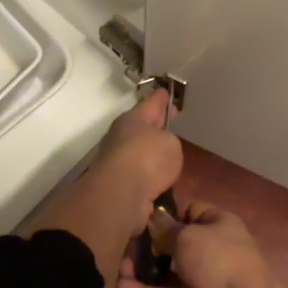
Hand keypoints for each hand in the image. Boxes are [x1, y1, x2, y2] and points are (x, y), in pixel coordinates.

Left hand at [97, 90, 182, 228]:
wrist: (120, 195)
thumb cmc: (147, 158)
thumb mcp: (170, 142)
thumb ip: (169, 139)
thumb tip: (161, 145)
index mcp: (133, 119)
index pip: (152, 102)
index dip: (162, 97)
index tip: (167, 92)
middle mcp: (120, 136)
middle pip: (141, 127)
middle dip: (155, 128)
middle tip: (171, 127)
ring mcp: (116, 160)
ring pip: (139, 153)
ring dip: (151, 156)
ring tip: (169, 160)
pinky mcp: (117, 184)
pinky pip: (139, 176)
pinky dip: (148, 178)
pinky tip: (160, 183)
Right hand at [117, 200, 276, 287]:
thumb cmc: (218, 259)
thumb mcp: (189, 236)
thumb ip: (166, 229)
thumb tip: (151, 219)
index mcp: (215, 223)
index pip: (187, 210)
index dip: (165, 212)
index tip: (138, 214)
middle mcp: (206, 248)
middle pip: (171, 241)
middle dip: (146, 242)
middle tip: (121, 242)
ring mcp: (196, 277)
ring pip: (163, 269)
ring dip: (140, 268)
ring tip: (117, 265)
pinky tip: (120, 287)